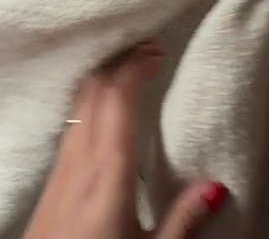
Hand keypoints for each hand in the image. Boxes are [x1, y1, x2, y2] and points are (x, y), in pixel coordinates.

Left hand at [22, 43, 228, 238]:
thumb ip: (183, 220)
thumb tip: (216, 186)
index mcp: (108, 171)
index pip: (117, 96)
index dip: (135, 63)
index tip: (158, 50)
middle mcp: (79, 157)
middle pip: (94, 86)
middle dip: (121, 58)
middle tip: (151, 49)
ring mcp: (60, 165)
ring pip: (79, 98)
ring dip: (104, 74)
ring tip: (132, 68)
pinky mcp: (52, 178)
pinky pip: (71, 118)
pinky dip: (91, 96)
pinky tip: (105, 107)